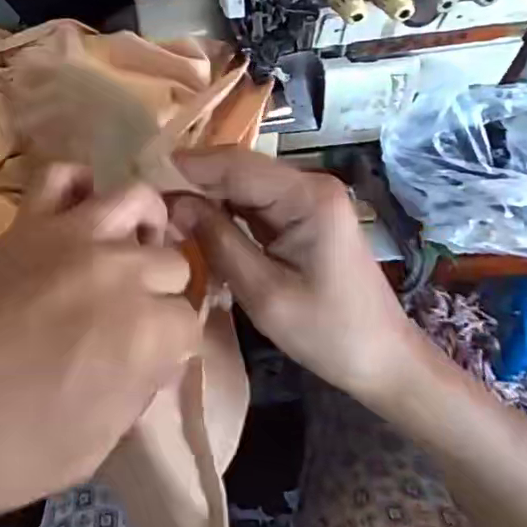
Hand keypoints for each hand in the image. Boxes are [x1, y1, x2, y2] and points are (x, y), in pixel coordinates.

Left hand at [0, 164, 204, 524]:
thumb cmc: (3, 450)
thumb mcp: (90, 448)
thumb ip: (135, 393)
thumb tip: (151, 360)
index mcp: (143, 333)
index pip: (189, 323)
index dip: (173, 346)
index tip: (151, 362)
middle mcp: (117, 270)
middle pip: (171, 260)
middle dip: (162, 292)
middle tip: (135, 317)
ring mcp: (69, 236)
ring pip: (135, 200)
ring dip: (143, 225)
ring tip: (129, 250)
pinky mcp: (26, 223)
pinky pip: (61, 176)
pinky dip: (77, 187)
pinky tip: (78, 214)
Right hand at [172, 147, 425, 400]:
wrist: (384, 361)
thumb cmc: (327, 333)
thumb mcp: (263, 292)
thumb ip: (217, 240)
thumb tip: (174, 202)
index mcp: (307, 196)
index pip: (235, 165)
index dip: (187, 167)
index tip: (143, 177)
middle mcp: (308, 183)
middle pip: (237, 167)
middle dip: (193, 179)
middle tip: (149, 197)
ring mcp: (307, 196)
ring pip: (241, 180)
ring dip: (205, 192)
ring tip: (163, 207)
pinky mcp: (301, 212)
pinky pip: (252, 198)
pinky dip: (222, 206)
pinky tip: (195, 218)